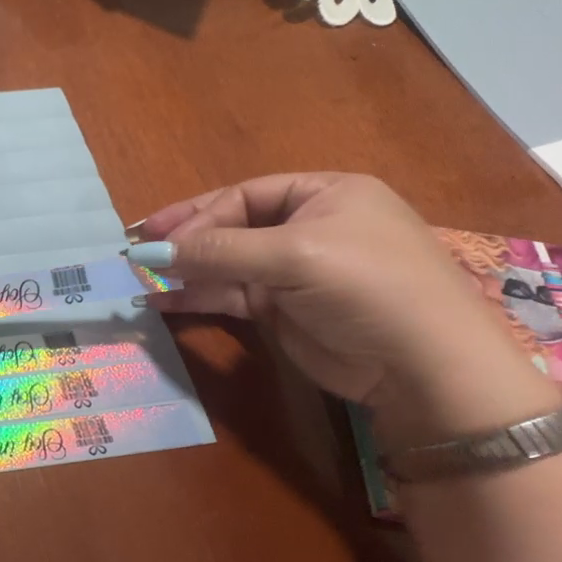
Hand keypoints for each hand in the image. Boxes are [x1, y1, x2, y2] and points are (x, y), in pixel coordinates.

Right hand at [134, 173, 560, 444]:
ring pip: (225, 264)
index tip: (157, 238)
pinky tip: (160, 303)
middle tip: (137, 255)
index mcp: (326, 195)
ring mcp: (295, 271)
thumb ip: (216, 251)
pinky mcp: (284, 310)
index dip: (198, 214)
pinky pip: (229, 295)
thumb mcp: (292, 256)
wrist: (424, 367)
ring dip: (184, 272)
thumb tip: (146, 253)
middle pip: (231, 227)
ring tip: (139, 281)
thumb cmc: (367, 286)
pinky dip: (195, 298)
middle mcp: (309, 227)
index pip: (244, 194)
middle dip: (184, 242)